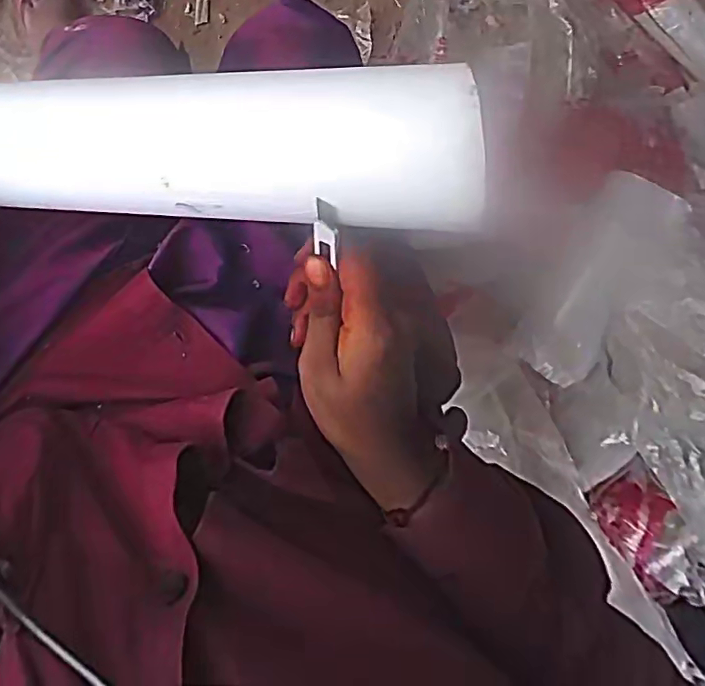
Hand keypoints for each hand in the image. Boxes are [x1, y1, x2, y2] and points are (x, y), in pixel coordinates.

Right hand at [286, 238, 461, 512]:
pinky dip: (347, 296)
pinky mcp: (405, 324)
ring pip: (367, 272)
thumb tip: (317, 263)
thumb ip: (320, 310)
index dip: (325, 251)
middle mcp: (399, 313)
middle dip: (322, 268)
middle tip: (297, 300)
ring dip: (332, 284)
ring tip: (306, 319)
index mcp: (376, 322)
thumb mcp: (317, 366)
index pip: (357, 256)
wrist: (388, 451)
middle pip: (362, 258)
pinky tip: (326, 323)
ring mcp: (407, 317)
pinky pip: (374, 290)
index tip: (301, 271)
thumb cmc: (347, 417)